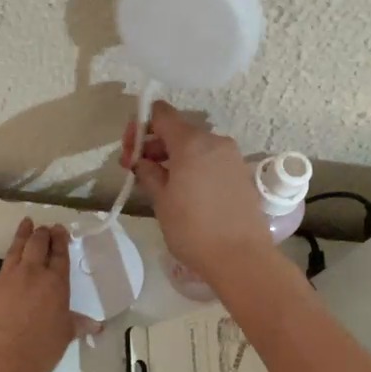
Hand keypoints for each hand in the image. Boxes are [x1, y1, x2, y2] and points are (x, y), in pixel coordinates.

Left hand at [0, 218, 75, 371]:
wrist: (7, 358)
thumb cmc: (42, 349)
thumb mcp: (66, 334)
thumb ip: (79, 324)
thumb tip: (97, 326)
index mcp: (56, 283)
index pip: (60, 254)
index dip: (60, 240)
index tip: (60, 231)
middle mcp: (32, 272)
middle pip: (38, 244)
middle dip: (43, 233)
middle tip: (44, 228)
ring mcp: (7, 276)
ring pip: (16, 248)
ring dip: (22, 233)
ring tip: (26, 222)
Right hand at [121, 101, 274, 282]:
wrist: (240, 257)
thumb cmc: (192, 229)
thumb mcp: (161, 200)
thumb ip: (148, 173)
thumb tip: (142, 161)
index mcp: (192, 143)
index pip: (162, 114)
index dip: (140, 125)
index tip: (129, 150)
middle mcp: (215, 141)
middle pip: (178, 130)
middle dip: (154, 145)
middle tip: (136, 169)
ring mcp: (231, 157)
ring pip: (195, 147)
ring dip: (173, 157)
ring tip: (158, 183)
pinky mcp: (241, 174)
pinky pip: (210, 161)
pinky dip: (192, 167)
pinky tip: (183, 191)